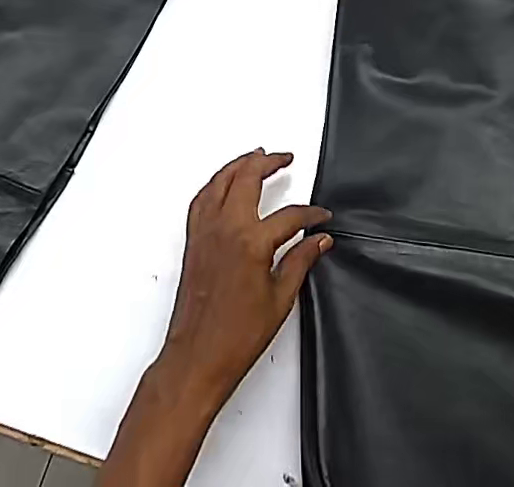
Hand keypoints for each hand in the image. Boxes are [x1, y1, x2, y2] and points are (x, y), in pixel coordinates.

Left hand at [157, 150, 331, 407]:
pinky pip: (203, 197)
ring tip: (256, 156)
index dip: (310, 214)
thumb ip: (300, 261)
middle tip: (285, 157)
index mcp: (251, 241)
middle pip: (248, 177)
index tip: (321, 217)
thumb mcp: (280, 298)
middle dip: (269, 162)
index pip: (290, 216)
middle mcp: (225, 227)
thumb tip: (318, 241)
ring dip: (240, 164)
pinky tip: (224, 182)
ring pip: (221, 180)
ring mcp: (205, 230)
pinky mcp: (193, 239)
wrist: (198, 356)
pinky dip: (216, 183)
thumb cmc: (235, 336)